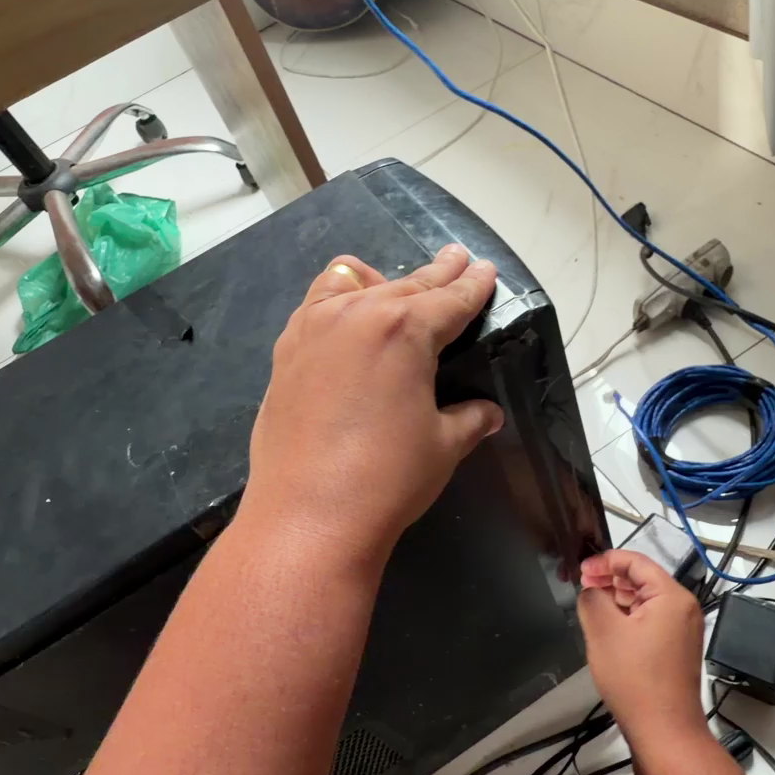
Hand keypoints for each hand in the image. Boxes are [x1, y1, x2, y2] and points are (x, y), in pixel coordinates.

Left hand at [238, 244, 503, 569]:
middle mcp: (358, 314)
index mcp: (406, 330)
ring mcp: (315, 328)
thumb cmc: (387, 479)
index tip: (486, 270)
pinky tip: (348, 312)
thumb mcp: (443, 446)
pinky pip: (317, 302)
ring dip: (387, 281)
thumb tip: (488, 413)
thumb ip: (469, 419)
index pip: (452, 299)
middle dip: (439, 273)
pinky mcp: (287, 350)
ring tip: (401, 285)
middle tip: (458, 259)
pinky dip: (340, 297)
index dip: (474, 286)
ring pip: (357, 283)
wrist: (306, 515)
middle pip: (408, 284)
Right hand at [577, 550, 707, 741]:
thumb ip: (592, 598)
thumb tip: (592, 591)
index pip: (636, 561)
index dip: (604, 561)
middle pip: (643, 579)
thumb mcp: (603, 631)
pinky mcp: (677, 649)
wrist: (665, 731)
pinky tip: (609, 628)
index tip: (581, 570)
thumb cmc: (635, 677)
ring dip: (618, 598)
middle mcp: (684, 608)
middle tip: (583, 586)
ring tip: (591, 605)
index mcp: (671, 596)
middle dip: (610, 579)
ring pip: (645, 600)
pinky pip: (651, 620)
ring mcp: (683, 630)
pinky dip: (629, 617)